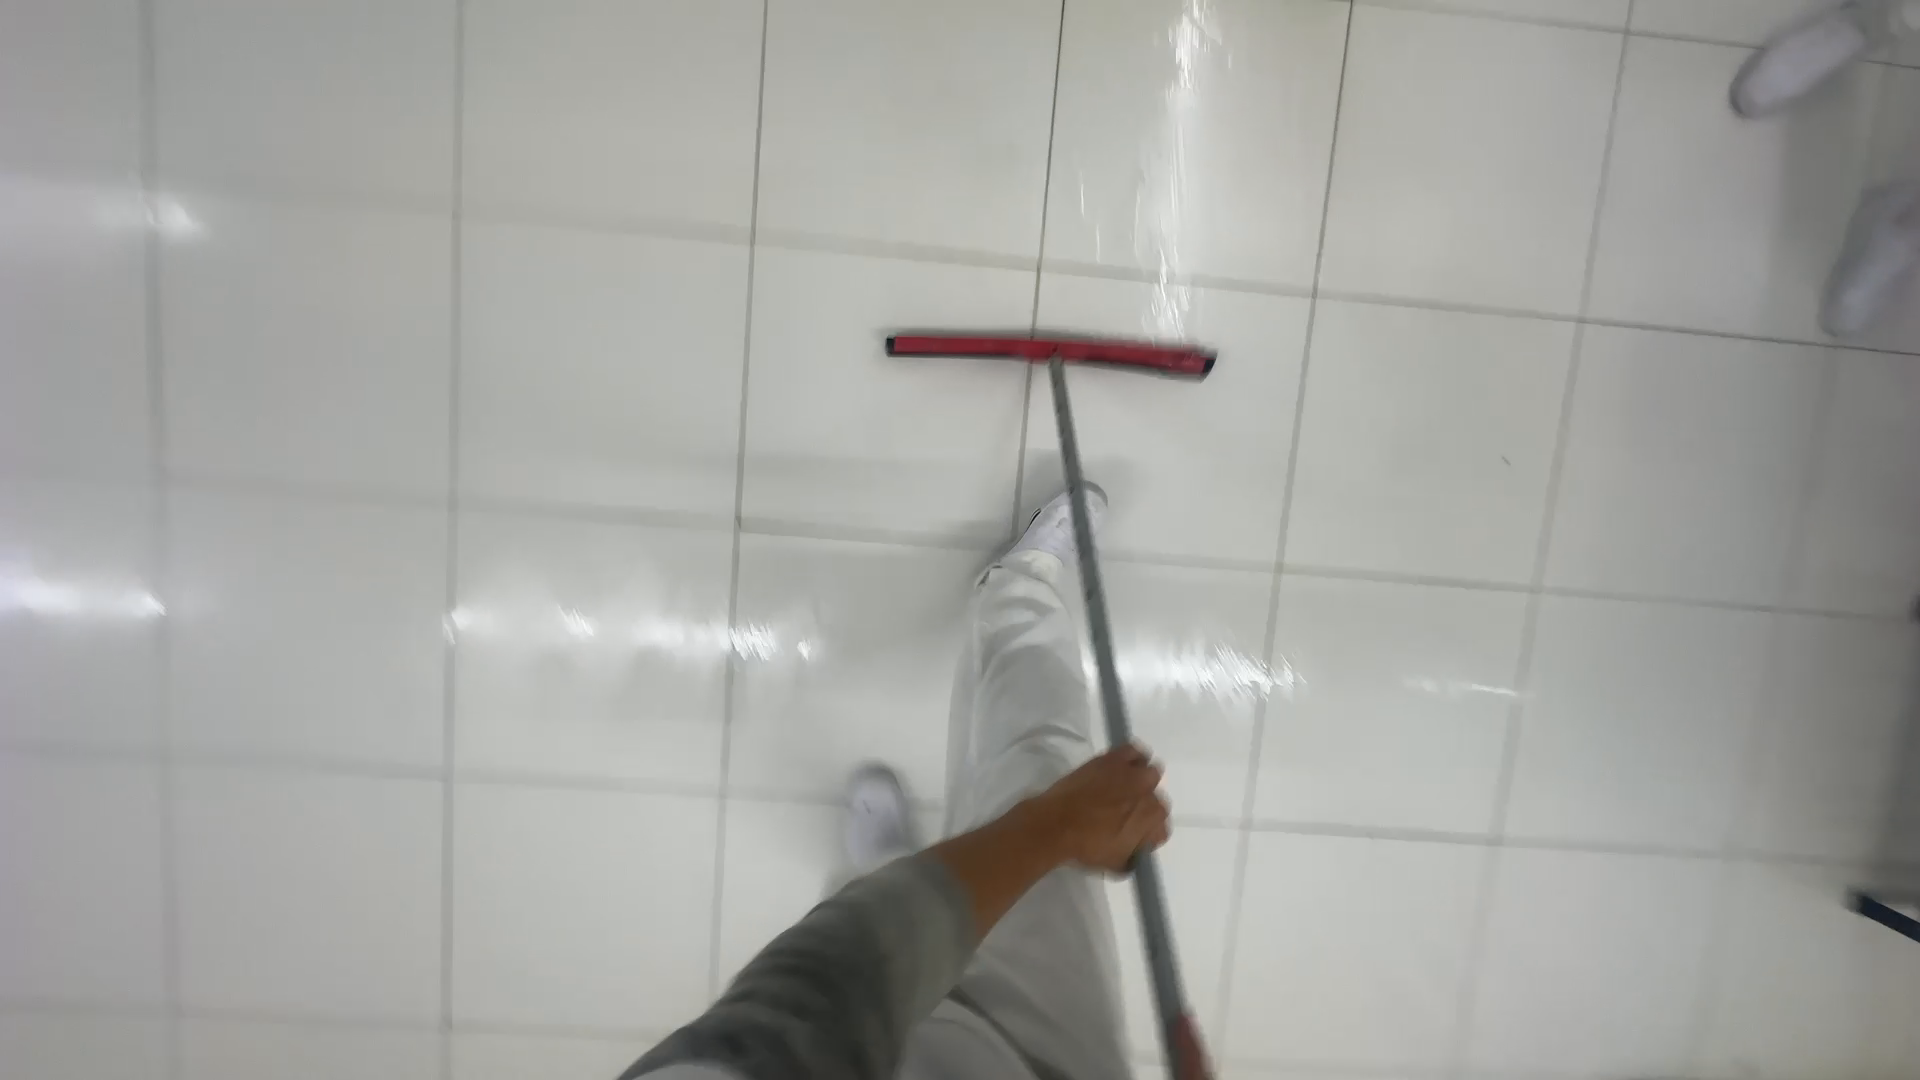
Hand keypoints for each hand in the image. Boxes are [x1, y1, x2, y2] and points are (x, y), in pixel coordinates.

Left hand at [1023, 744, 1170, 872]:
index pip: (1161, 826)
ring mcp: (1131, 773)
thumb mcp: (1118, 863)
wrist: (1057, 824)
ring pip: (1149, 771)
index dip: (1147, 833)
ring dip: (1141, 779)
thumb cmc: (1087, 847)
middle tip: (1125, 811)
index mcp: (1153, 821)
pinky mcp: (1112, 759)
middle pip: (1155, 798)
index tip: (1133, 835)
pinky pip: (1132, 750)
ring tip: (1124, 787)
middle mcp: (1148, 794)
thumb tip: (1137, 850)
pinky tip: (1121, 766)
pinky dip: (1132, 757)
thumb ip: (1135, 856)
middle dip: (1143, 805)